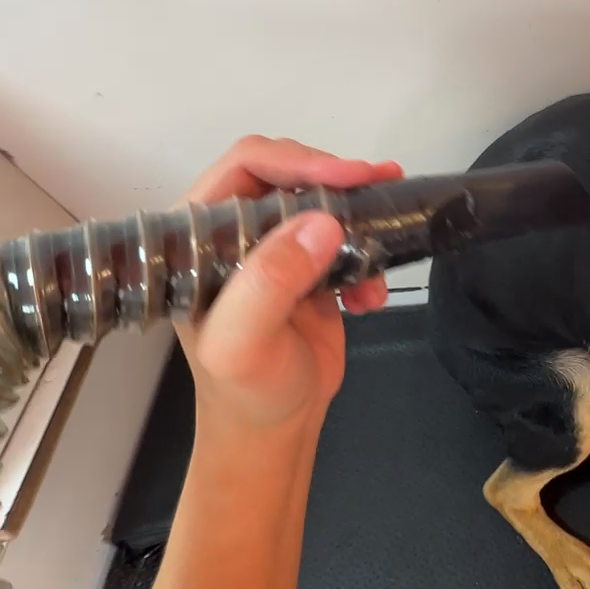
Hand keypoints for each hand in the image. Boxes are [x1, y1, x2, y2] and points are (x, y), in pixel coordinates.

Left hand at [175, 136, 402, 428]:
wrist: (278, 429)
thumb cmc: (246, 392)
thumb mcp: (243, 343)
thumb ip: (271, 282)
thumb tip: (322, 223)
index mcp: (200, 235)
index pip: (247, 165)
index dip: (299, 159)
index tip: (350, 175)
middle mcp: (235, 231)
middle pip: (290, 173)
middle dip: (338, 179)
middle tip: (381, 184)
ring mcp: (275, 247)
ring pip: (323, 200)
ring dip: (362, 217)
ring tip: (388, 241)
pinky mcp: (310, 266)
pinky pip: (346, 237)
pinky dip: (370, 258)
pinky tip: (373, 296)